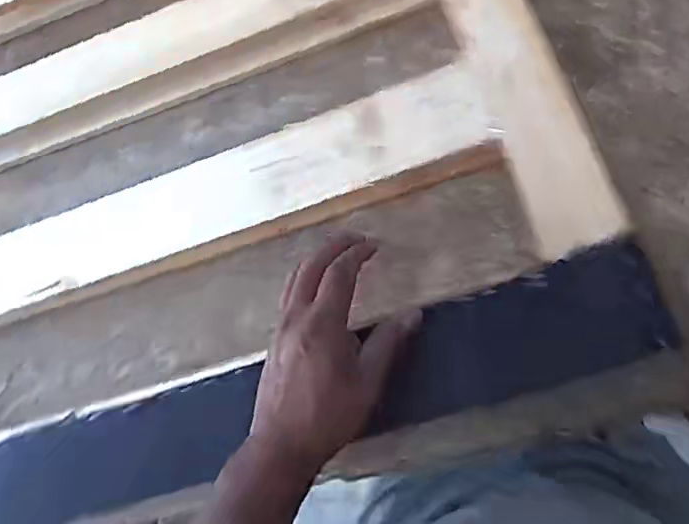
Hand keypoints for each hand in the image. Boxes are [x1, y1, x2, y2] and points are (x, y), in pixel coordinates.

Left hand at [249, 235, 418, 473]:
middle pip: (312, 266)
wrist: (279, 450)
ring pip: (295, 278)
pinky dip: (306, 277)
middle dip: (334, 246)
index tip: (375, 245)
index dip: (358, 253)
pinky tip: (318, 288)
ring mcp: (281, 329)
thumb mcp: (368, 381)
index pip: (339, 272)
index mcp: (322, 323)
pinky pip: (289, 294)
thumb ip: (389, 342)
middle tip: (356, 238)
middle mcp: (297, 318)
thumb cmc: (328, 415)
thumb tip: (414, 314)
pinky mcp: (274, 341)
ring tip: (337, 254)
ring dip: (317, 259)